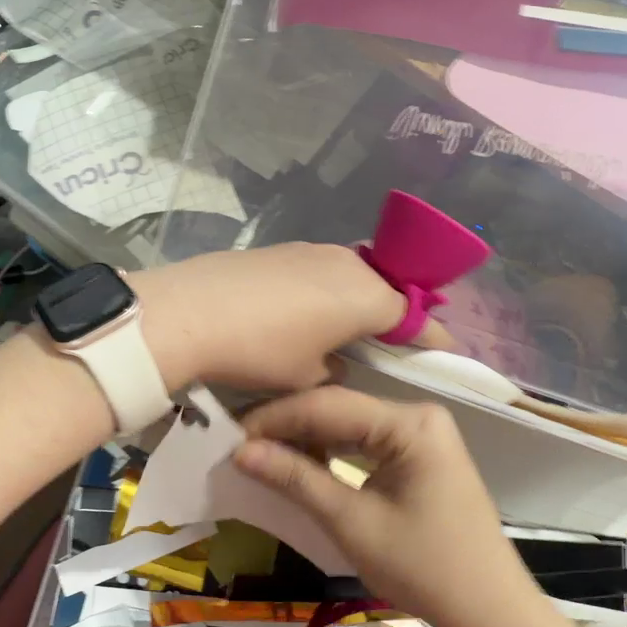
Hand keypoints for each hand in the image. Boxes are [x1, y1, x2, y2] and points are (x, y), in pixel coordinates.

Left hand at [132, 244, 404, 392]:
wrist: (186, 312)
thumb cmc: (257, 351)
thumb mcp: (303, 378)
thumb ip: (334, 371)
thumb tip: (335, 362)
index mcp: (367, 296)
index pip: (414, 318)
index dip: (428, 340)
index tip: (440, 356)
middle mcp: (347, 264)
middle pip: (382, 291)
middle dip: (387, 318)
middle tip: (383, 348)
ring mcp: (309, 250)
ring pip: (347, 278)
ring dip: (348, 303)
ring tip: (336, 332)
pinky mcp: (276, 249)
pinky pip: (313, 272)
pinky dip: (317, 293)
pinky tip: (296, 315)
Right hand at [231, 386, 540, 626]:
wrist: (490, 612)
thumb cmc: (423, 567)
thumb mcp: (350, 522)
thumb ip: (296, 479)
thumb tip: (240, 451)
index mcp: (409, 423)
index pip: (325, 405)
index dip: (272, 419)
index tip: (228, 437)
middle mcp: (417, 416)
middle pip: (336, 409)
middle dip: (286, 427)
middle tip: (238, 447)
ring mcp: (421, 435)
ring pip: (347, 424)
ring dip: (305, 440)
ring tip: (260, 456)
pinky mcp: (419, 456)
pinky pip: (363, 441)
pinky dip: (329, 452)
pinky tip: (300, 465)